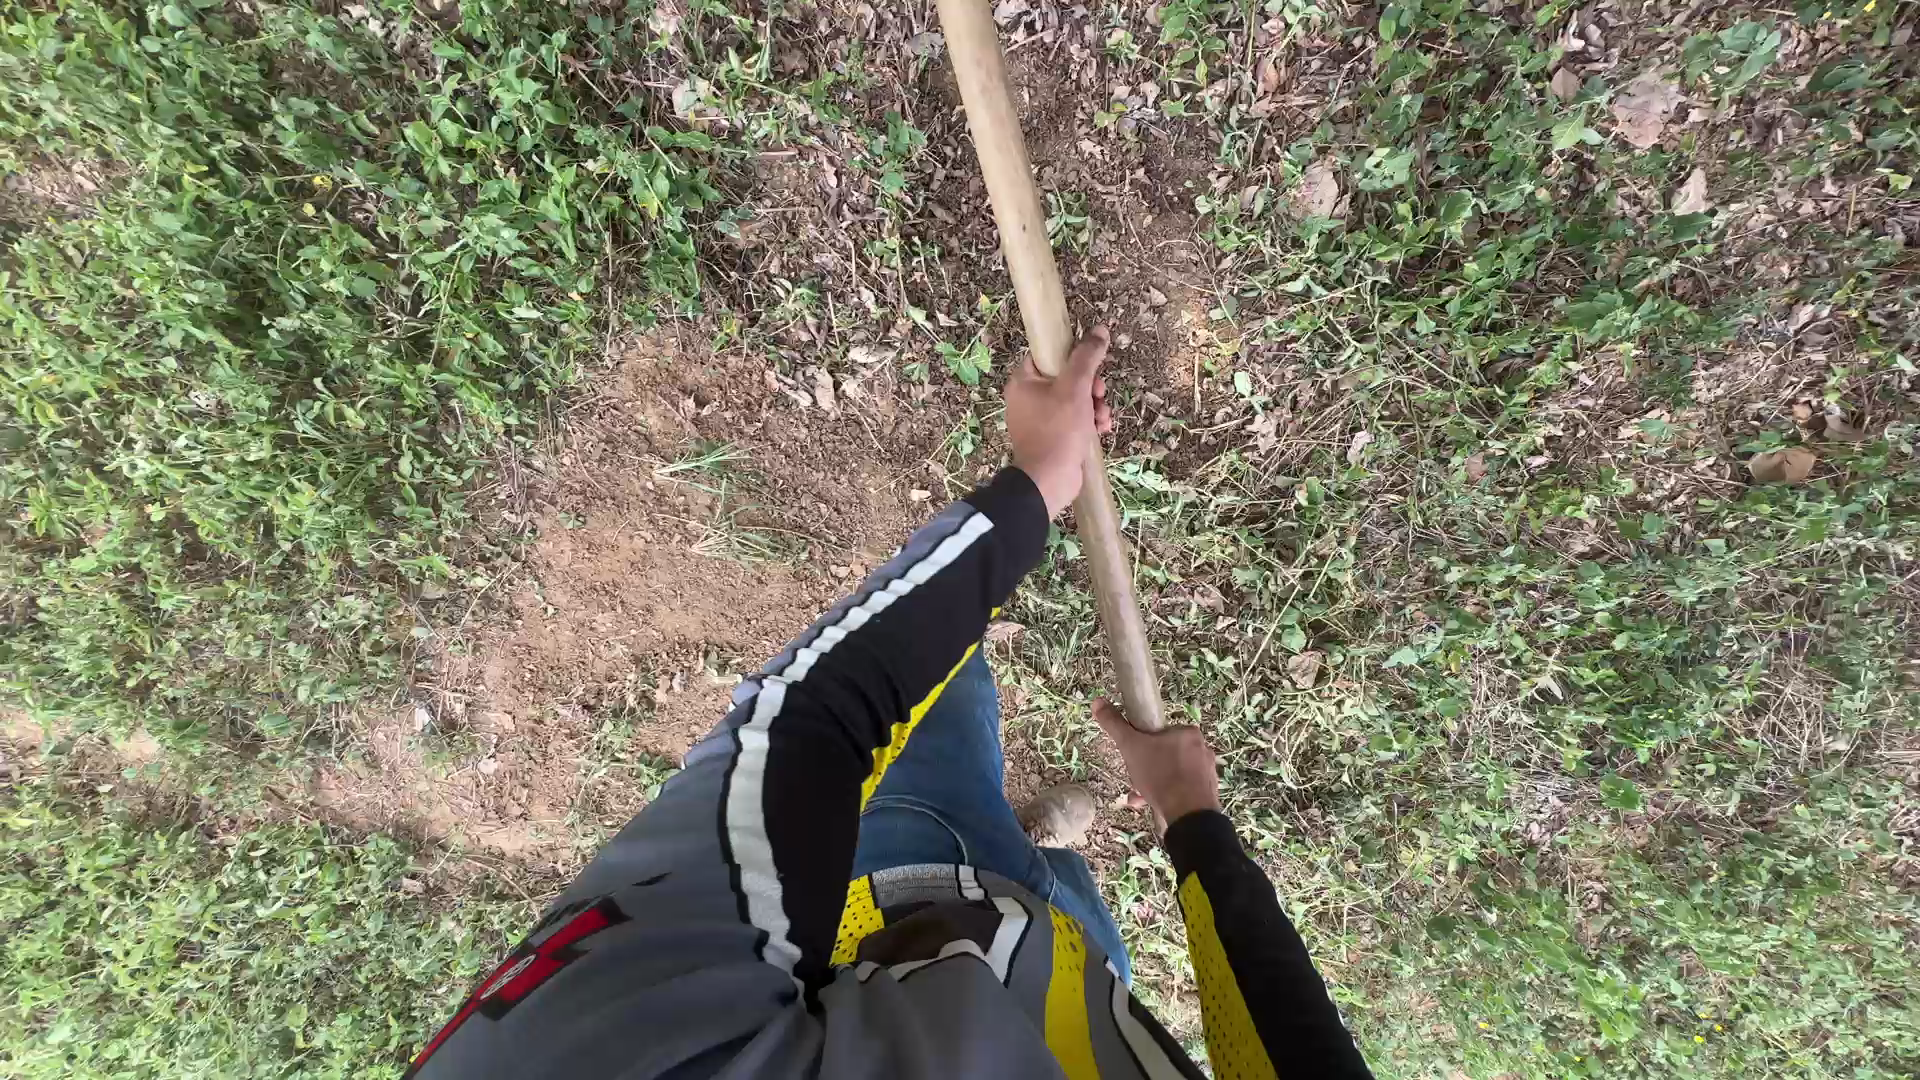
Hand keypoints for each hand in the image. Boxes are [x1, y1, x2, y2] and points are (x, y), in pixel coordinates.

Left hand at [1005, 327, 1113, 517]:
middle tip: (1100, 395)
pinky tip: (1101, 430)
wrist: (1048, 481)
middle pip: (1067, 378)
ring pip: (1075, 400)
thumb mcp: (1075, 387)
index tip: (1091, 366)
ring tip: (1103, 418)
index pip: (1048, 355)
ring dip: (1095, 406)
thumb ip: (1087, 358)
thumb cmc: (1057, 429)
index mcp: (1024, 381)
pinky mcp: (1052, 438)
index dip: (1073, 357)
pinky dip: (1089, 423)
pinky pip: (1074, 421)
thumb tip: (1100, 330)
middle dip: (1091, 387)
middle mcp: (1028, 399)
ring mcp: (1040, 420)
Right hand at [1089, 697, 1220, 825]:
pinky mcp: (1209, 793)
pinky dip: (1168, 795)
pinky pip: (1183, 789)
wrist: (1188, 815)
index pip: (1160, 734)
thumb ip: (1114, 724)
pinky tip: (1153, 805)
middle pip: (1165, 754)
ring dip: (1154, 784)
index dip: (1143, 746)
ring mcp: (1207, 772)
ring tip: (1140, 798)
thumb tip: (1097, 701)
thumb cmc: (1160, 775)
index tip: (1134, 759)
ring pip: (1173, 773)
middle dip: (1146, 769)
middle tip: (1135, 781)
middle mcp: (1203, 748)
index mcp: (1188, 732)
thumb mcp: (1130, 746)